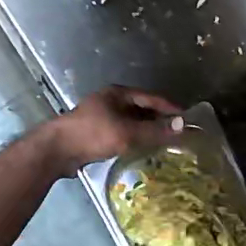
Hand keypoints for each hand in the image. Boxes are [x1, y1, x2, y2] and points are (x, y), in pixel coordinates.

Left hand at [42, 86, 184, 174]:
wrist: (57, 150)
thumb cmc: (93, 134)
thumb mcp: (128, 132)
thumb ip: (154, 130)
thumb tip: (182, 125)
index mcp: (118, 94)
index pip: (152, 98)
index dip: (170, 108)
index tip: (187, 118)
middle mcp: (111, 102)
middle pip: (142, 110)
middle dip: (160, 120)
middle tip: (179, 134)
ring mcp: (102, 118)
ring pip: (132, 123)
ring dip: (147, 132)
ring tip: (166, 144)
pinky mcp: (96, 134)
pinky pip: (122, 135)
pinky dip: (135, 141)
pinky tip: (143, 151)